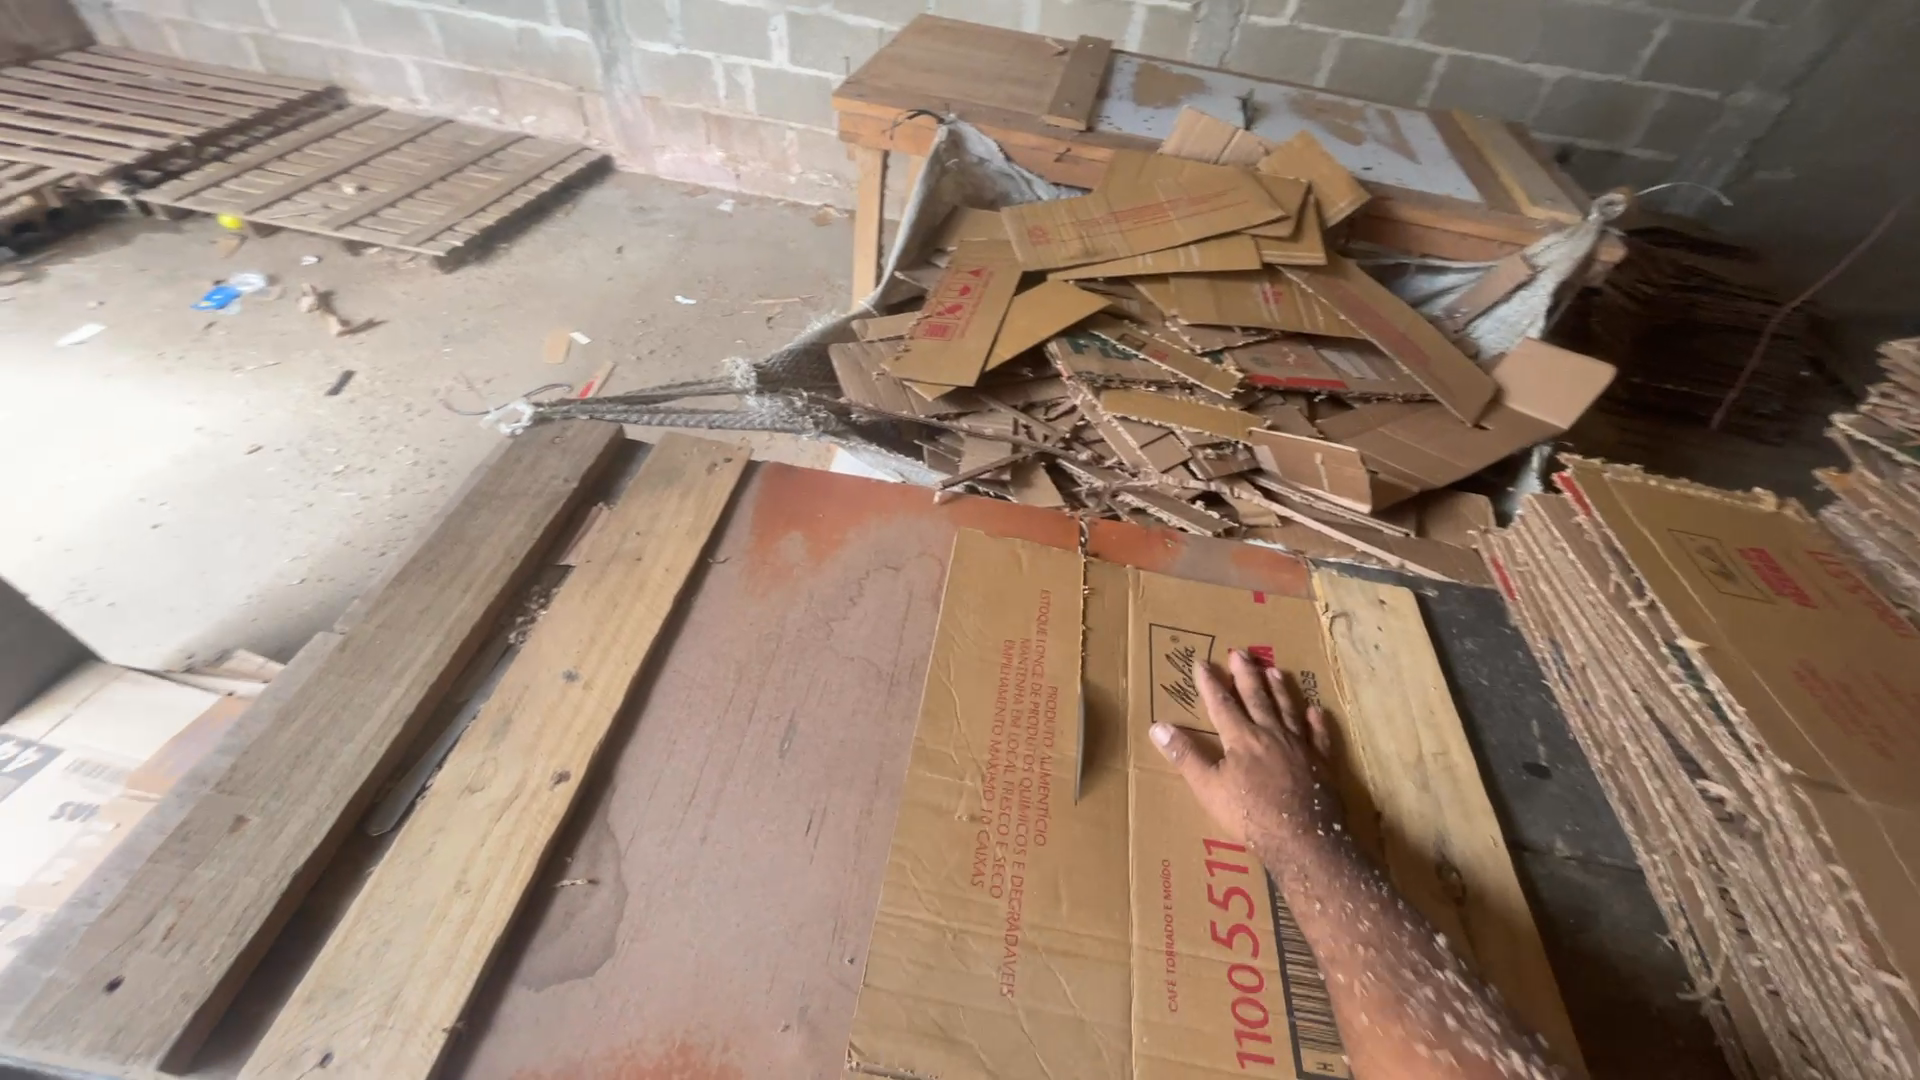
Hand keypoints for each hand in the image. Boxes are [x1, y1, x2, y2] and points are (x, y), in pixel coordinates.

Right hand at [1150, 650, 1341, 856]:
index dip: (1210, 682)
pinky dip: (1316, 722)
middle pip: (1256, 697)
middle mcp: (1270, 734)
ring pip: (1287, 710)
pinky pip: (1318, 736)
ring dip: (1279, 689)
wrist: (1303, 840)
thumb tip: (1157, 727)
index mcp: (1240, 738)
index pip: (1221, 703)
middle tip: (1241, 652)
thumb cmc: (1249, 815)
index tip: (1201, 662)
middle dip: (1246, 674)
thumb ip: (1184, 755)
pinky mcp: (1321, 764)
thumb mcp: (1207, 787)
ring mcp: (1299, 747)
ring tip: (1274, 670)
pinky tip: (1316, 710)